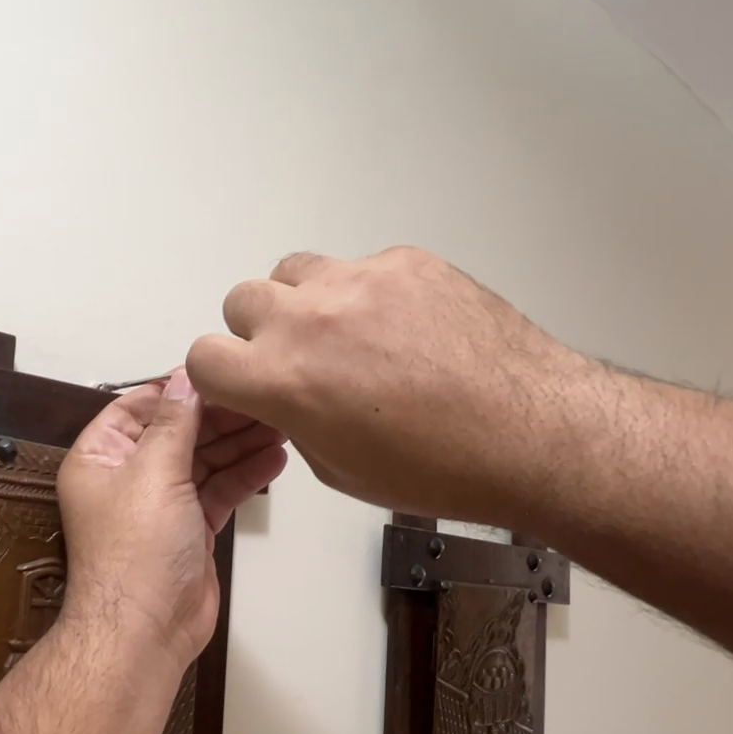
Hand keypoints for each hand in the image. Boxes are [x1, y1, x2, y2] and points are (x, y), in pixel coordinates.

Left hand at [56, 371, 286, 670]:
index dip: (179, 389)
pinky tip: (273, 460)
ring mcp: (161, 505)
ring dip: (239, 444)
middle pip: (178, 432)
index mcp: (101, 458)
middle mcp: (128, 479)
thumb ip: (175, 423)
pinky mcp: (189, 529)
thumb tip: (186, 380)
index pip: (139, 407)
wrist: (146, 630)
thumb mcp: (153, 472)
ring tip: (280, 425)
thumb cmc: (133, 556)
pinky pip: (219, 491)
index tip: (219, 374)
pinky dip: (244, 476)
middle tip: (262, 399)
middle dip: (220, 417)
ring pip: (204, 461)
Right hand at [186, 246, 605, 526]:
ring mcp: (359, 282)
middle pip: (240, 301)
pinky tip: (402, 331)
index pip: (203, 357)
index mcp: (284, 380)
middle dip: (256, 334)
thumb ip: (292, 420)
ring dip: (302, 303)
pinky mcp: (405, 263)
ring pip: (294, 271)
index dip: (217, 376)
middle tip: (295, 360)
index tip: (237, 382)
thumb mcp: (338, 470)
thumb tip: (286, 396)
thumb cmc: (441, 468)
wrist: (529, 434)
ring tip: (343, 337)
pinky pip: (359, 268)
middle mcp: (310, 321)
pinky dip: (364, 295)